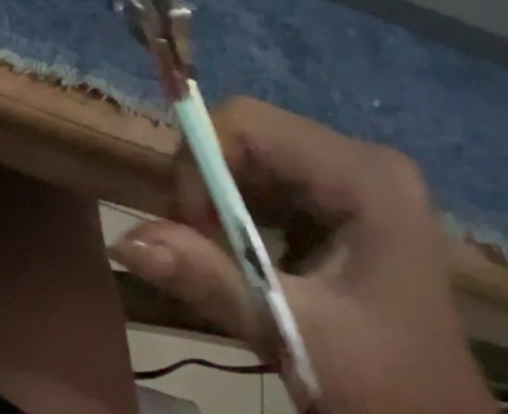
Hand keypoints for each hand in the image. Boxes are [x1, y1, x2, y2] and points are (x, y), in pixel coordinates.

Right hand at [110, 100, 497, 413]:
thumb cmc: (384, 385)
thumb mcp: (291, 333)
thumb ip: (209, 279)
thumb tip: (123, 240)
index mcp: (366, 176)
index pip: (248, 122)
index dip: (201, 164)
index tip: (188, 230)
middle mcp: (360, 161)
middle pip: (244, 135)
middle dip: (204, 187)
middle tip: (197, 250)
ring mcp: (350, 181)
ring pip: (245, 157)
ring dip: (214, 204)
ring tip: (219, 261)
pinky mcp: (336, 204)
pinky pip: (260, 182)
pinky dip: (234, 215)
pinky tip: (244, 260)